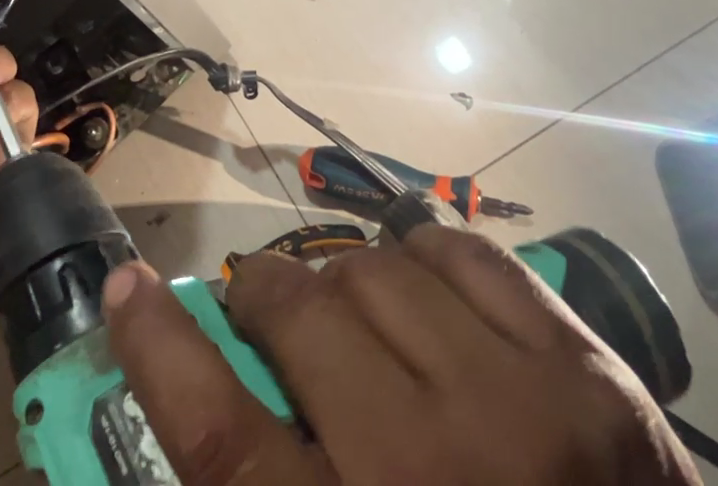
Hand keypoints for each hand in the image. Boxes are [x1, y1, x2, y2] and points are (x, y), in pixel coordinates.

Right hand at [102, 226, 699, 485]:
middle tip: (270, 314)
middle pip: (299, 316)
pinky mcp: (590, 371)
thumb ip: (265, 472)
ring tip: (358, 318)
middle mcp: (432, 468)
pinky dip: (424, 256)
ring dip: (344, 283)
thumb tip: (202, 373)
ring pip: (376, 269)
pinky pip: (466, 254)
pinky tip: (424, 289)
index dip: (158, 347)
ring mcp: (523, 410)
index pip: (215, 432)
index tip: (127, 287)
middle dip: (266, 296)